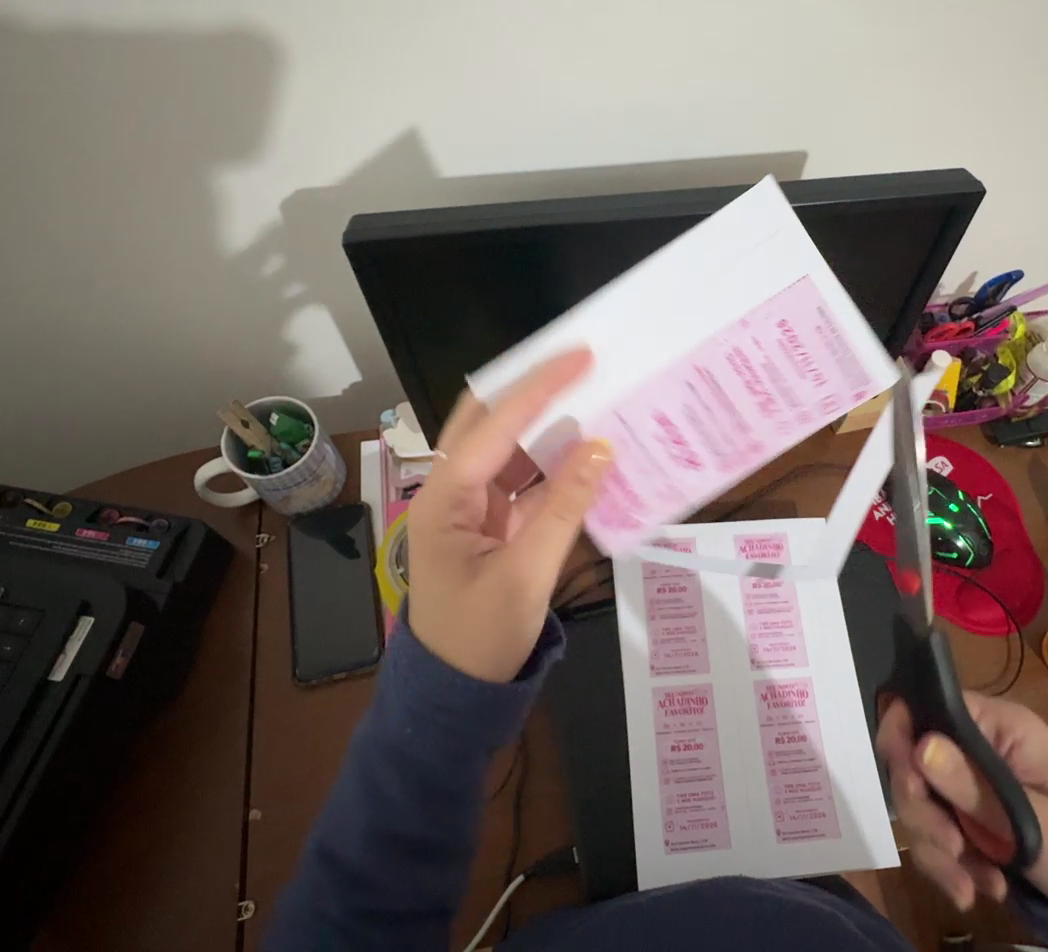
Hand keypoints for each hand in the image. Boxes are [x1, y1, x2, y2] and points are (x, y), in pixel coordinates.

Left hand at [405, 348, 613, 682]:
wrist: (456, 692)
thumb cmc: (481, 637)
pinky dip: (553, 466)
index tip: (580, 356)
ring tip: (591, 398)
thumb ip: (565, 507)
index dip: (539, 387)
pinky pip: (523, 481)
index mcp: (445, 498)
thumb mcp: (527, 574)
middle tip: (580, 364)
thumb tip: (602, 448)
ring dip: (545, 425)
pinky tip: (586, 453)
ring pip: (507, 448)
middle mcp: (452, 490)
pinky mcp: (491, 524)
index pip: (496, 425)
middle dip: (530, 390)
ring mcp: (470, 506)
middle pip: (487, 421)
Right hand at [877, 691, 1047, 911]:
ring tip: (973, 887)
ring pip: (918, 801)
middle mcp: (977, 743)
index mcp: (999, 726)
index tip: (909, 786)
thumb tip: (920, 745)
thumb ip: (976, 786)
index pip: (929, 706)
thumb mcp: (1037, 822)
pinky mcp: (964, 814)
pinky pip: (931, 831)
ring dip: (936, 847)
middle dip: (924, 811)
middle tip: (951, 849)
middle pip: (914, 759)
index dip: (903, 736)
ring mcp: (968, 780)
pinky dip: (946, 863)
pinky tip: (977, 888)